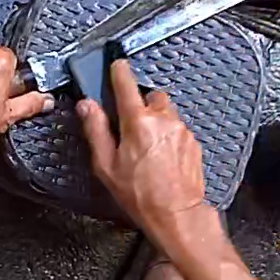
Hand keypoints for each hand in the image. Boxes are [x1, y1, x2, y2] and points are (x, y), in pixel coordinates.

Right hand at [77, 59, 210, 240]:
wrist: (176, 214)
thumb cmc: (141, 195)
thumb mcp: (106, 165)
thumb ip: (96, 130)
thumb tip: (87, 106)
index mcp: (137, 122)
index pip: (126, 84)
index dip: (119, 72)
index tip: (116, 65)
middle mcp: (163, 120)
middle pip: (150, 96)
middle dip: (139, 105)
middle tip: (129, 126)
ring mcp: (181, 129)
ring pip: (165, 112)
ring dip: (154, 120)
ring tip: (145, 146)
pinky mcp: (193, 141)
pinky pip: (176, 128)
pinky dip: (167, 135)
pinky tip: (160, 156)